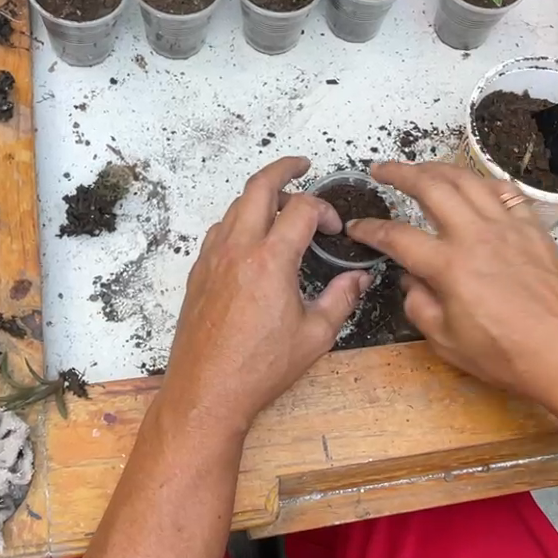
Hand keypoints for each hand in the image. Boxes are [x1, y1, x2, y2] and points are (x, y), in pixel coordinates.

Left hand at [159, 157, 370, 438]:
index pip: (302, 209)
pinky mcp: (198, 274)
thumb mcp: (315, 336)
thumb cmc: (260, 368)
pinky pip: (218, 230)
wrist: (207, 391)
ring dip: (259, 198)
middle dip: (283, 169)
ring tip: (281, 208)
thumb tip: (359, 279)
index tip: (334, 229)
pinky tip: (252, 240)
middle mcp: (237, 249)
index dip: (324, 210)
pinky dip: (238, 221)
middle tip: (301, 166)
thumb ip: (341, 299)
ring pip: (234, 206)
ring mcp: (212, 259)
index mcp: (270, 260)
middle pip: (258, 186)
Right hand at [347, 162, 557, 412]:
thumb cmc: (511, 358)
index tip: (356, 226)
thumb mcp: (448, 343)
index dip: (371, 229)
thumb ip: (420, 306)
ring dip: (439, 168)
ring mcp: (510, 228)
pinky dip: (484, 183)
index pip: (398, 237)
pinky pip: (506, 193)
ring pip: (469, 180)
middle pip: (432, 188)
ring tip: (421, 168)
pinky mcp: (535, 231)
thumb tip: (412, 281)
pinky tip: (475, 186)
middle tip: (381, 169)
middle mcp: (478, 237)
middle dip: (401, 173)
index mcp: (451, 266)